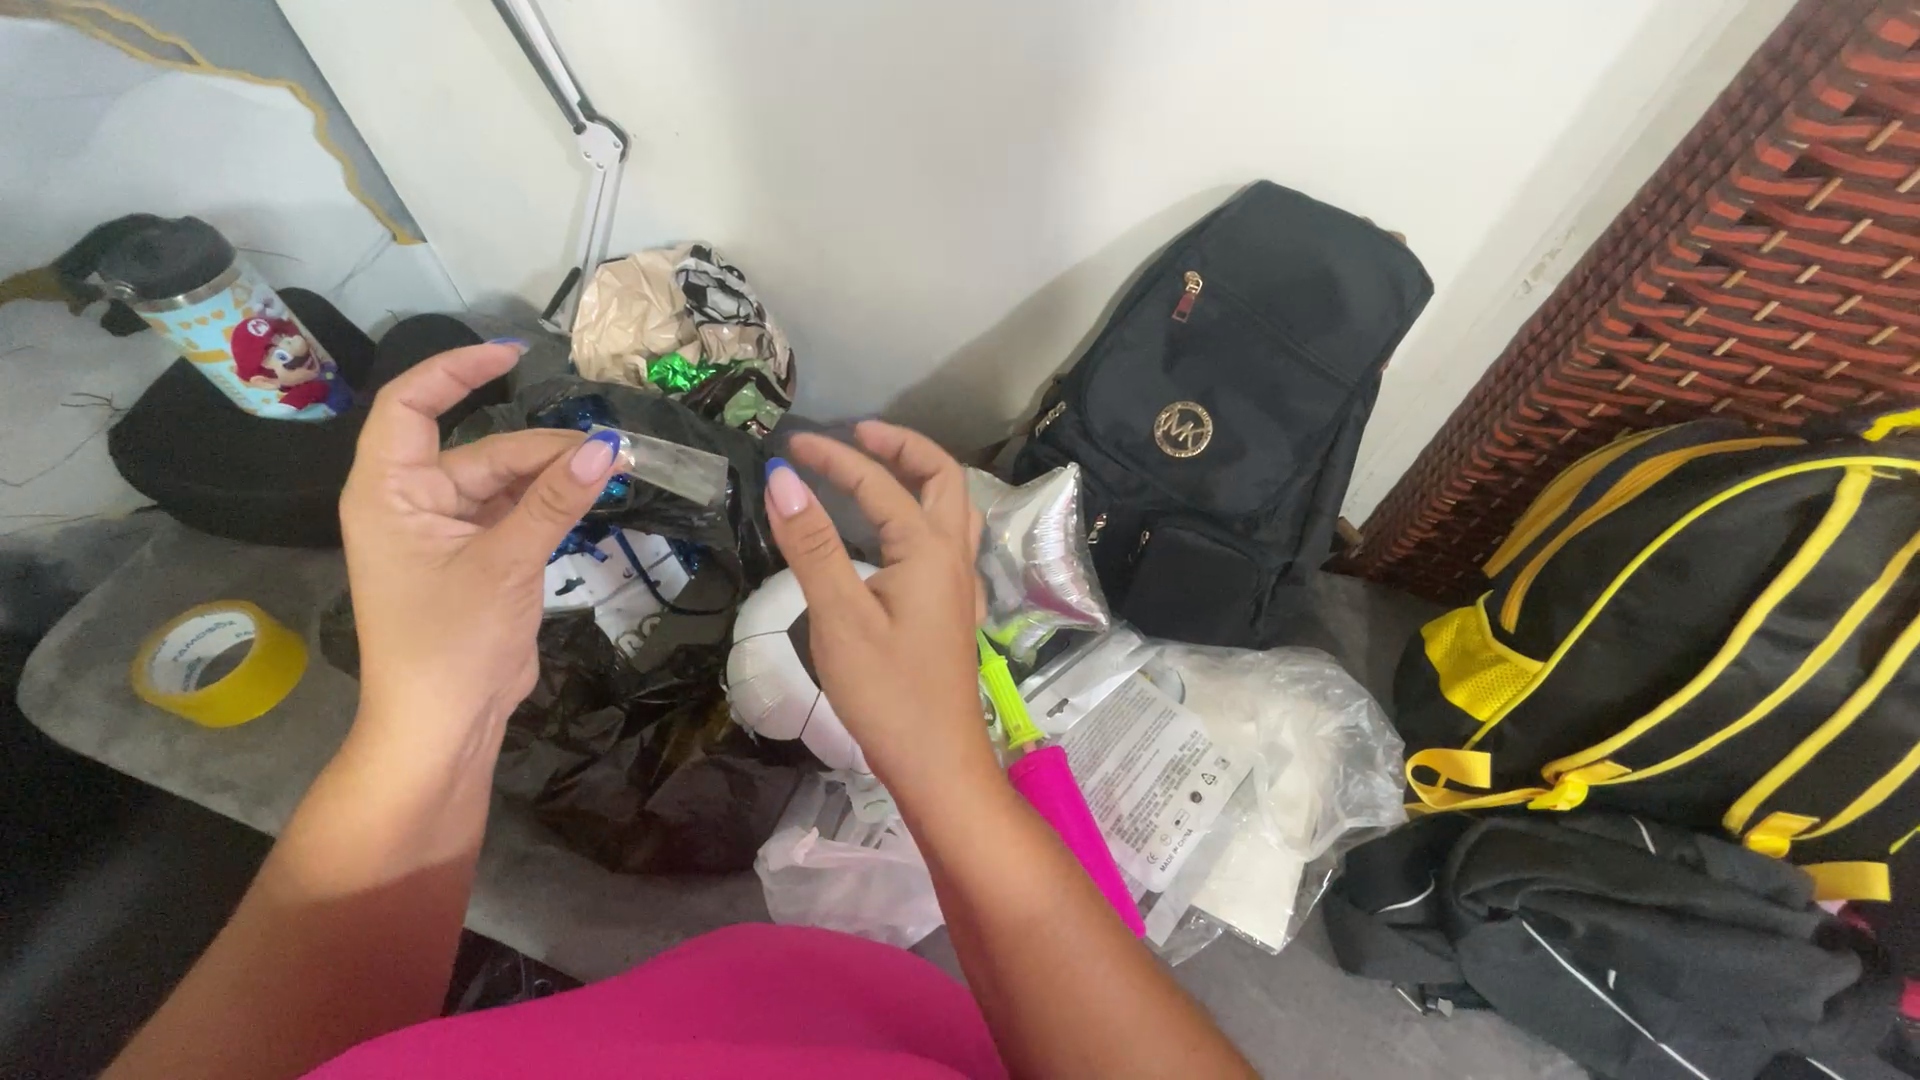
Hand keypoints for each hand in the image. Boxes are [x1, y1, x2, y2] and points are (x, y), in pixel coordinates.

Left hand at [339, 342, 619, 757]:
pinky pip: (520, 513)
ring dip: (557, 477)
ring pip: (509, 483)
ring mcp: (450, 531)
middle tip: (611, 451)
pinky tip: (592, 496)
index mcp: (390, 493)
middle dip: (544, 448)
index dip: (456, 372)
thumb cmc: (451, 640)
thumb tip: (608, 447)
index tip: (514, 356)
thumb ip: (556, 501)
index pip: (411, 407)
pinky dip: (555, 504)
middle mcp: (415, 502)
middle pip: (484, 451)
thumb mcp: (506, 563)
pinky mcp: (481, 556)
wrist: (446, 720)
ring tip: (614, 469)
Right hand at [764, 422, 995, 797]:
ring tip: (878, 468)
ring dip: (921, 477)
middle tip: (858, 435)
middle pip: (943, 477)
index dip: (834, 458)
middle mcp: (954, 556)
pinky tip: (898, 534)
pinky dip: (925, 514)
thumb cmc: (887, 692)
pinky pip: (949, 540)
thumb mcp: (840, 616)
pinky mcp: (954, 608)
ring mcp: (960, 584)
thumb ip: (813, 546)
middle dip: (902, 446)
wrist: (936, 760)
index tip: (792, 445)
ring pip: (953, 508)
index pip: (879, 484)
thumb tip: (784, 479)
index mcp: (929, 550)